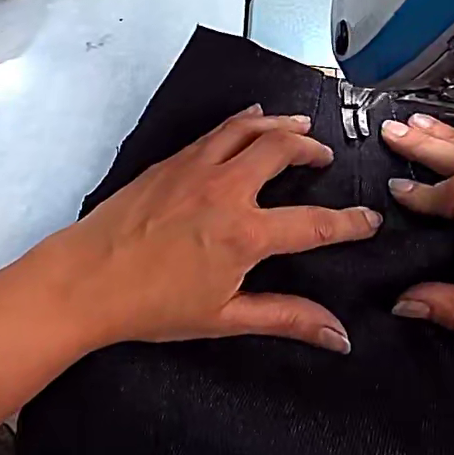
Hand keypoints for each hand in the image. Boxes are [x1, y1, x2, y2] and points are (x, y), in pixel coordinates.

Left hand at [29, 105, 381, 355]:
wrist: (85, 279)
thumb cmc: (153, 305)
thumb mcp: (225, 316)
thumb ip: (286, 318)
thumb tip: (338, 335)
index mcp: (245, 233)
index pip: (314, 223)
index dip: (349, 222)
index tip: (369, 219)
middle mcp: (227, 188)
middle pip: (283, 150)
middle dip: (312, 150)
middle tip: (324, 156)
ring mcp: (199, 166)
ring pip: (251, 128)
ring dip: (281, 123)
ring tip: (300, 127)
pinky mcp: (175, 158)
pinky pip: (218, 129)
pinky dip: (243, 121)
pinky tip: (251, 119)